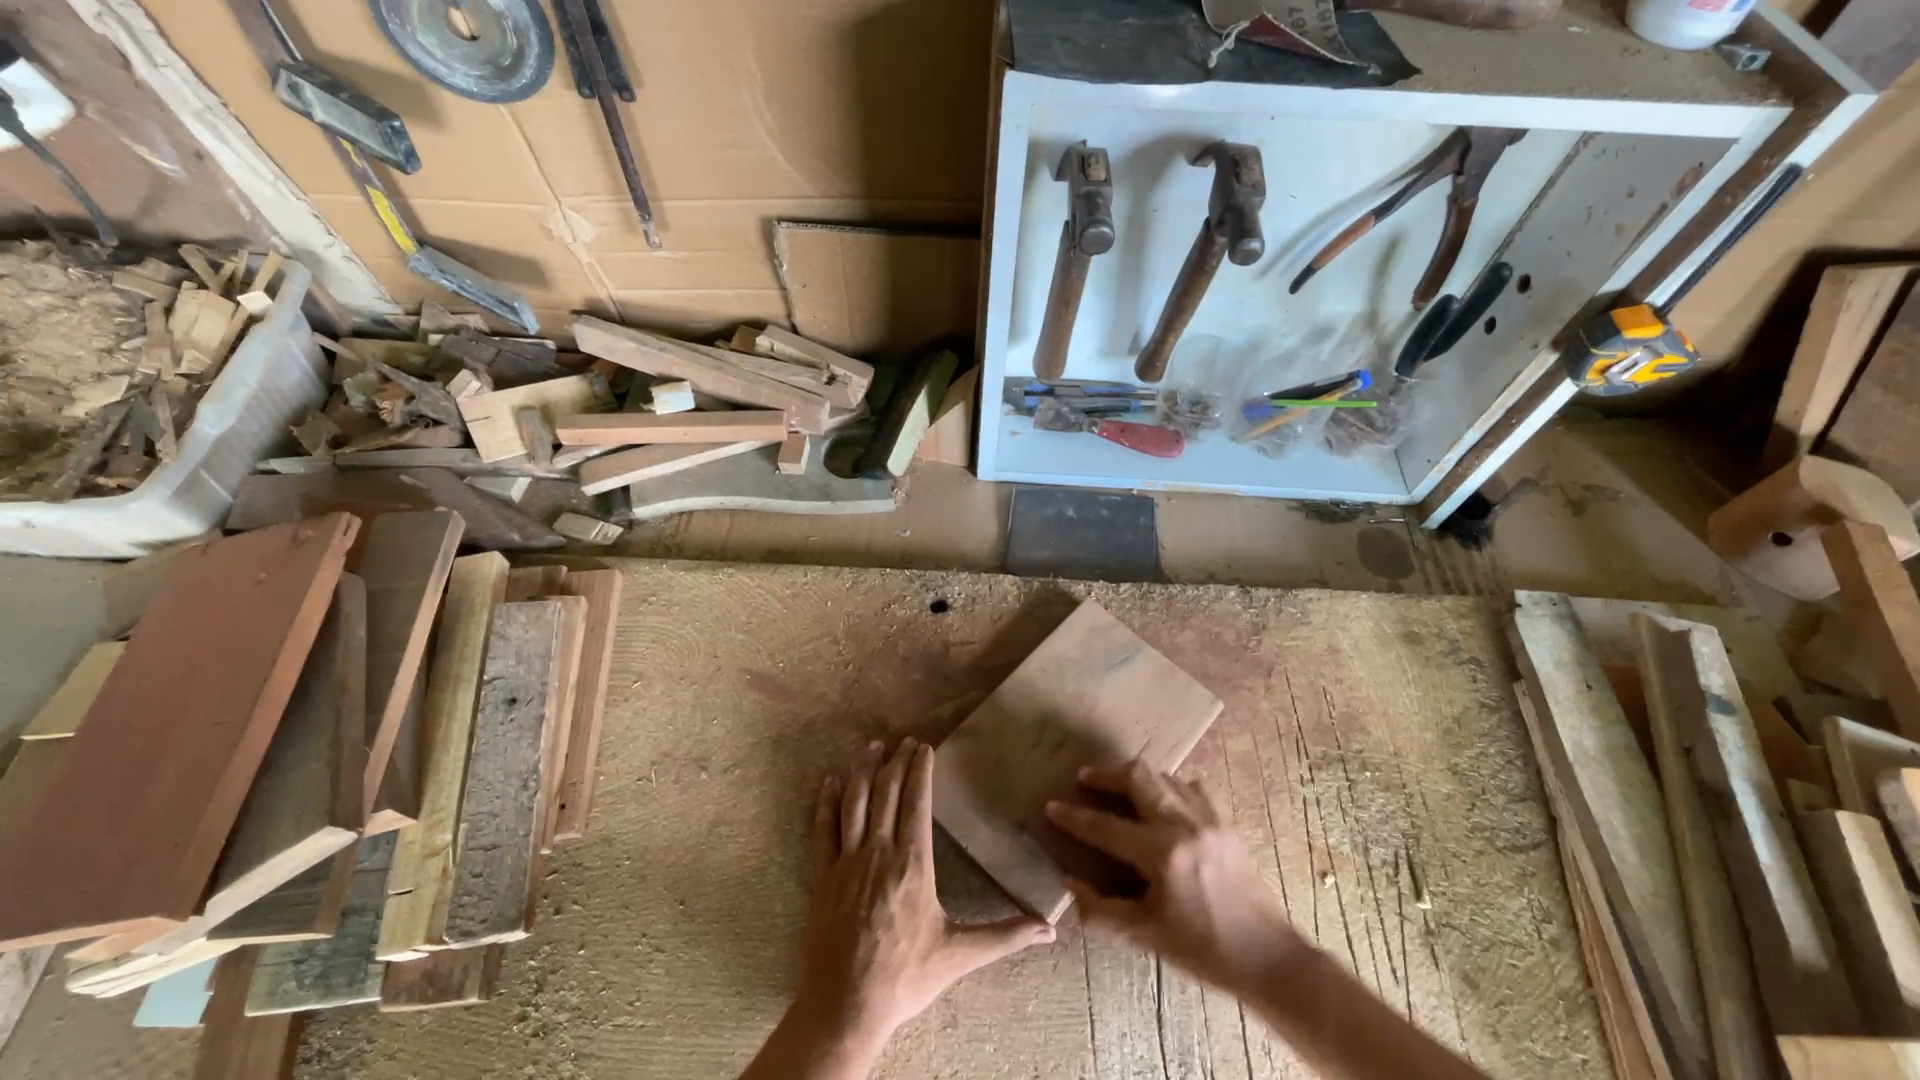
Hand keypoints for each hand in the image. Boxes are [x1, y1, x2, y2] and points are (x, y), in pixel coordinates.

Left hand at [796, 738, 1056, 1046]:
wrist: (846, 1005)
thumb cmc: (906, 977)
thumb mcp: (960, 954)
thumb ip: (1006, 936)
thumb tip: (1050, 929)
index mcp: (913, 865)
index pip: (917, 803)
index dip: (920, 771)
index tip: (924, 747)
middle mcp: (878, 854)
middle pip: (886, 794)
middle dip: (895, 763)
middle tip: (903, 740)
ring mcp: (846, 863)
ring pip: (853, 804)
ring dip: (862, 771)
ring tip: (871, 747)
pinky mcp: (822, 878)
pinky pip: (821, 830)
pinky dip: (825, 802)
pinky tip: (828, 782)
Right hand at [1045, 760, 1301, 994]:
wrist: (1267, 956)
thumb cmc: (1203, 949)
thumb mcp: (1145, 934)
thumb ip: (1101, 907)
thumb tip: (1070, 884)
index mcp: (1161, 854)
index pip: (1105, 826)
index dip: (1074, 817)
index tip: (1051, 806)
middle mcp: (1184, 825)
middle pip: (1138, 777)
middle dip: (1106, 775)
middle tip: (1085, 779)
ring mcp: (1209, 819)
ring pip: (1166, 777)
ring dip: (1138, 779)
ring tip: (1119, 790)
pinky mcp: (1227, 823)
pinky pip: (1194, 789)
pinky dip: (1171, 787)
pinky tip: (1164, 802)